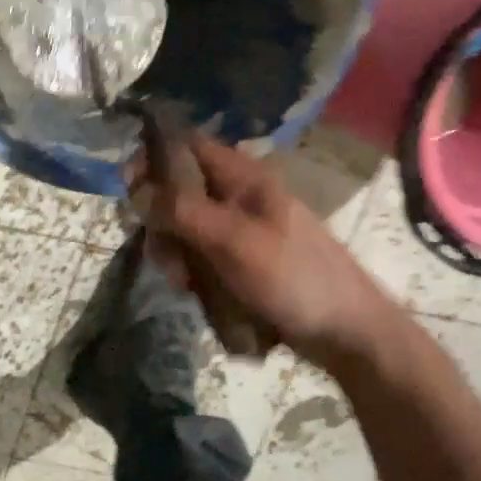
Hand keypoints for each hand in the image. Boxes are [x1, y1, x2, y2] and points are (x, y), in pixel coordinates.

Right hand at [136, 135, 404, 370]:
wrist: (350, 336)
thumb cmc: (295, 278)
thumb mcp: (233, 241)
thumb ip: (182, 210)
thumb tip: (136, 189)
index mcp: (242, 176)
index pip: (184, 144)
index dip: (152, 156)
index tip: (130, 187)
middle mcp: (237, 194)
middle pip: (175, 188)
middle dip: (160, 218)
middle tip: (162, 249)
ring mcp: (239, 228)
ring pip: (183, 225)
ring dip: (173, 250)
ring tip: (183, 281)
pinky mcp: (240, 258)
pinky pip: (198, 253)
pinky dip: (190, 269)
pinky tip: (195, 291)